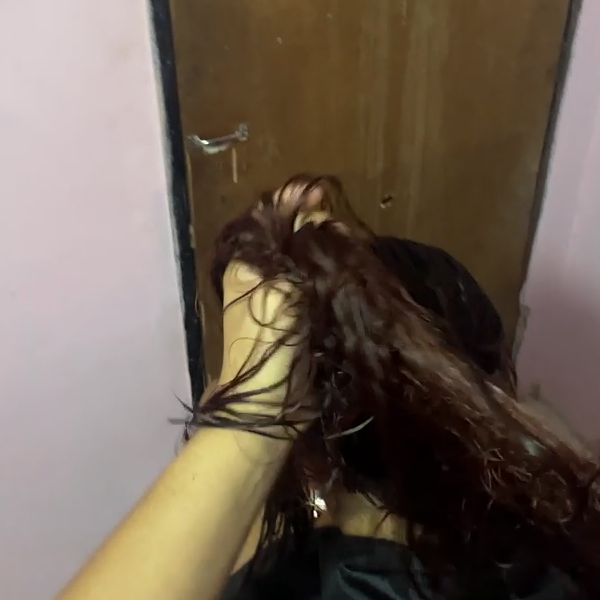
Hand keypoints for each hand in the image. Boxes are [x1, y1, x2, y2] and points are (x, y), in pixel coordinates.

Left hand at [212, 187, 332, 402]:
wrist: (270, 408)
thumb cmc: (267, 348)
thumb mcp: (281, 293)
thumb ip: (298, 254)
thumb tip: (313, 215)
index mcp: (246, 266)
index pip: (270, 221)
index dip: (293, 203)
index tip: (320, 192)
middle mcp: (262, 276)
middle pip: (291, 238)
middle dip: (314, 222)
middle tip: (338, 218)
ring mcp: (283, 296)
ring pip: (308, 257)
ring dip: (327, 245)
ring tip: (349, 236)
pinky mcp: (302, 315)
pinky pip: (320, 280)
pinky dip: (335, 269)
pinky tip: (352, 262)